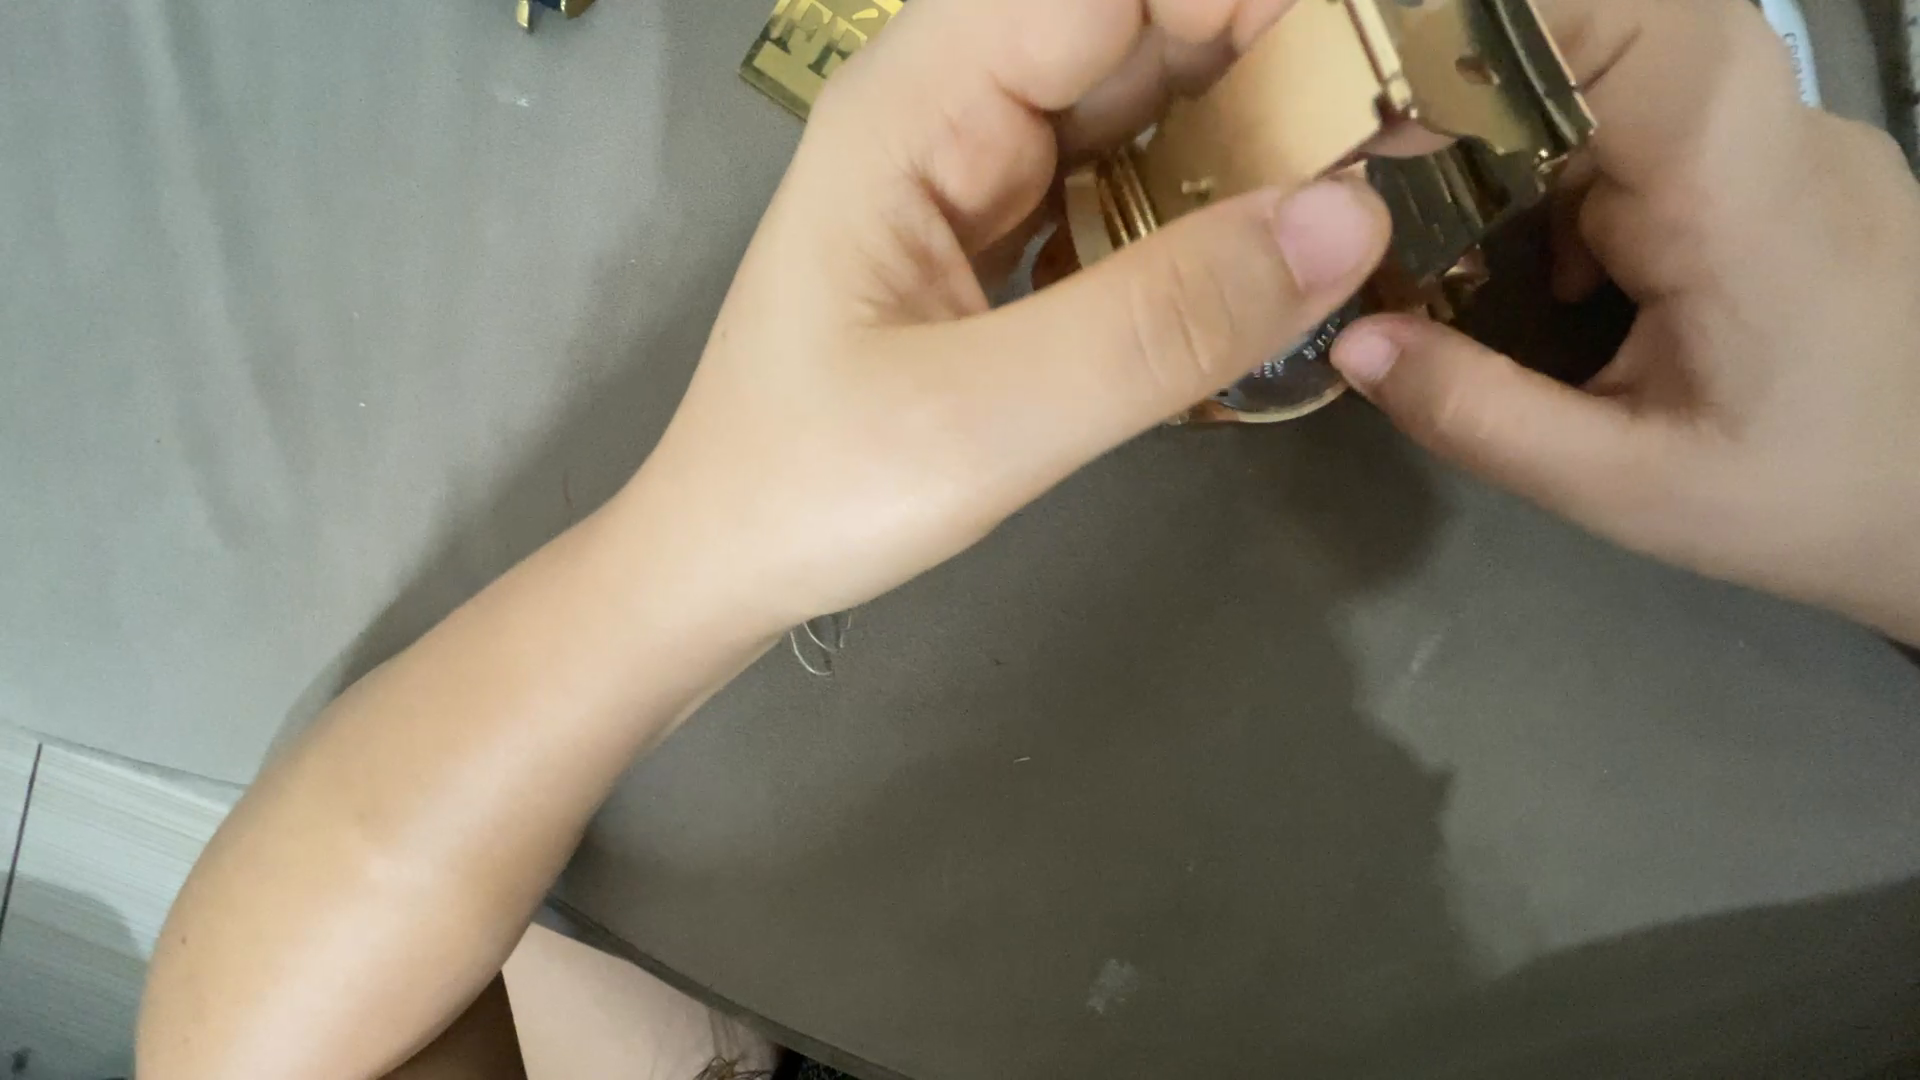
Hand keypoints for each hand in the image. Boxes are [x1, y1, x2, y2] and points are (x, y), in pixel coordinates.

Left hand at [620, 0, 1391, 633]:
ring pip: (1125, 122)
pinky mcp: (981, 257)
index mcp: (916, 107)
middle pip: (1132, 33)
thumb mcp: (989, 418)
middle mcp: (941, 118)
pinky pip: (1102, 202)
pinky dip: (1179, 219)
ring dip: (1235, 143)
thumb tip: (1347, 222)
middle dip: (1269, 63)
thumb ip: (1158, 323)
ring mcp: (961, 190)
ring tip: (1352, 191)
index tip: (1388, 50)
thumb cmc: (819, 488)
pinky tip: (1242, 257)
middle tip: (1400, 134)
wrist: (733, 556)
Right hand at [1330, 0, 1919, 642]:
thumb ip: (1476, 415)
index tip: (1382, 98)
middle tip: (1353, 188)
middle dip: (1452, 102)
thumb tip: (1351, 342)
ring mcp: (1749, 154)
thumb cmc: (1808, 493)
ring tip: (1403, 252)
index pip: (1644, 30)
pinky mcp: (1731, 181)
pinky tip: (1485, 274)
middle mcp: (1758, 141)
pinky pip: (1598, 151)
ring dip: (1474, 159)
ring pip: (1583, 101)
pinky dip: (1515, 195)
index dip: (1503, 26)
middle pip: (1590, 51)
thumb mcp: (1616, 484)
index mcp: (1742, 202)